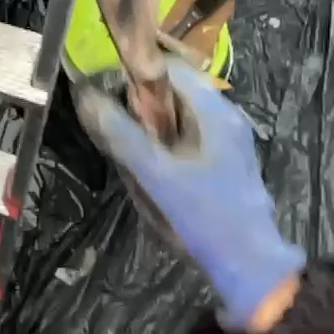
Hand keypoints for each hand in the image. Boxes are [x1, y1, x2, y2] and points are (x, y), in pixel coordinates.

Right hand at [75, 59, 304, 328]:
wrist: (249, 268)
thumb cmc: (203, 216)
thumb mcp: (154, 174)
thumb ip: (119, 132)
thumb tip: (83, 93)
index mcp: (214, 110)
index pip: (167, 64)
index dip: (132, 68)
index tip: (102, 86)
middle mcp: (224, 116)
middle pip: (170, 88)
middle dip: (137, 102)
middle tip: (112, 125)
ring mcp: (226, 138)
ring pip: (175, 112)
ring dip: (147, 123)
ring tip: (128, 149)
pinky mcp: (222, 159)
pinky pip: (183, 133)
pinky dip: (160, 139)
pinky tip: (148, 166)